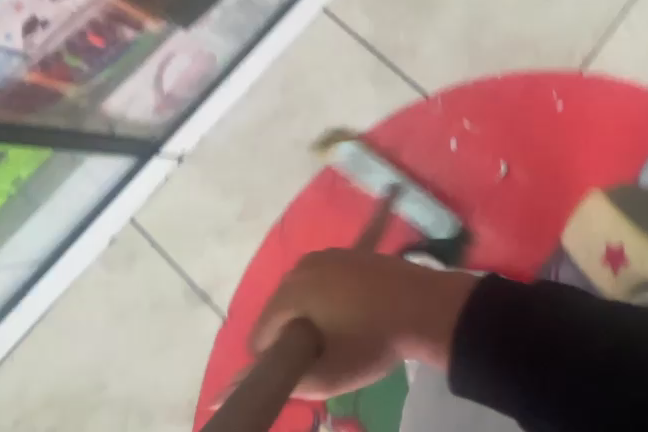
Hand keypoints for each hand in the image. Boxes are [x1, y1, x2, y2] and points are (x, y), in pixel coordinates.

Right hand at [248, 249, 478, 399]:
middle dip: (295, 335)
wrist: (426, 307)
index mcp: (292, 290)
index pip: (261, 335)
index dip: (279, 360)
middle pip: (281, 310)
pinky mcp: (352, 253)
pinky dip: (330, 299)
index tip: (308, 369)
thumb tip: (221, 394)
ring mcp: (330, 254)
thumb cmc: (373, 342)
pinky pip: (325, 281)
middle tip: (328, 354)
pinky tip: (354, 314)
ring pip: (303, 295)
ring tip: (343, 336)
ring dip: (313, 317)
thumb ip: (277, 382)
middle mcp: (305, 264)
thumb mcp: (325, 376)